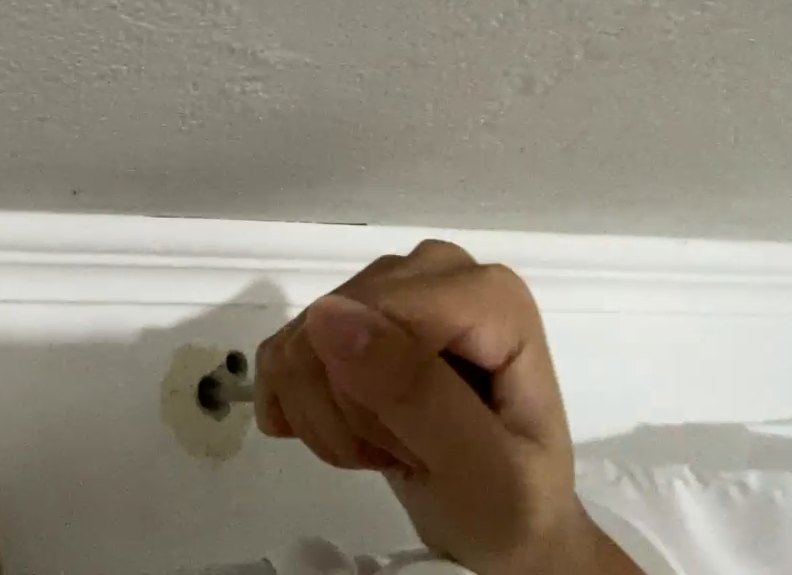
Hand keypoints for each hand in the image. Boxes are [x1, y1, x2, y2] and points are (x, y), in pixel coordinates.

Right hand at [255, 241, 641, 574]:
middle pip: (329, 323)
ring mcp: (383, 284)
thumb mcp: (487, 471)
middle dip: (349, 410)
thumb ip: (416, 392)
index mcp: (483, 293)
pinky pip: (278, 351)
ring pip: (296, 341)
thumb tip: (326, 315)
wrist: (499, 522)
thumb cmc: (514, 507)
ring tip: (384, 445)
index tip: (416, 449)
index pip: (374, 312)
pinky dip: (297, 407)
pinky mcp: (344, 310)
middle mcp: (432, 269)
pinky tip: (343, 432)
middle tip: (404, 452)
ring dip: (324, 417)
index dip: (371, 392)